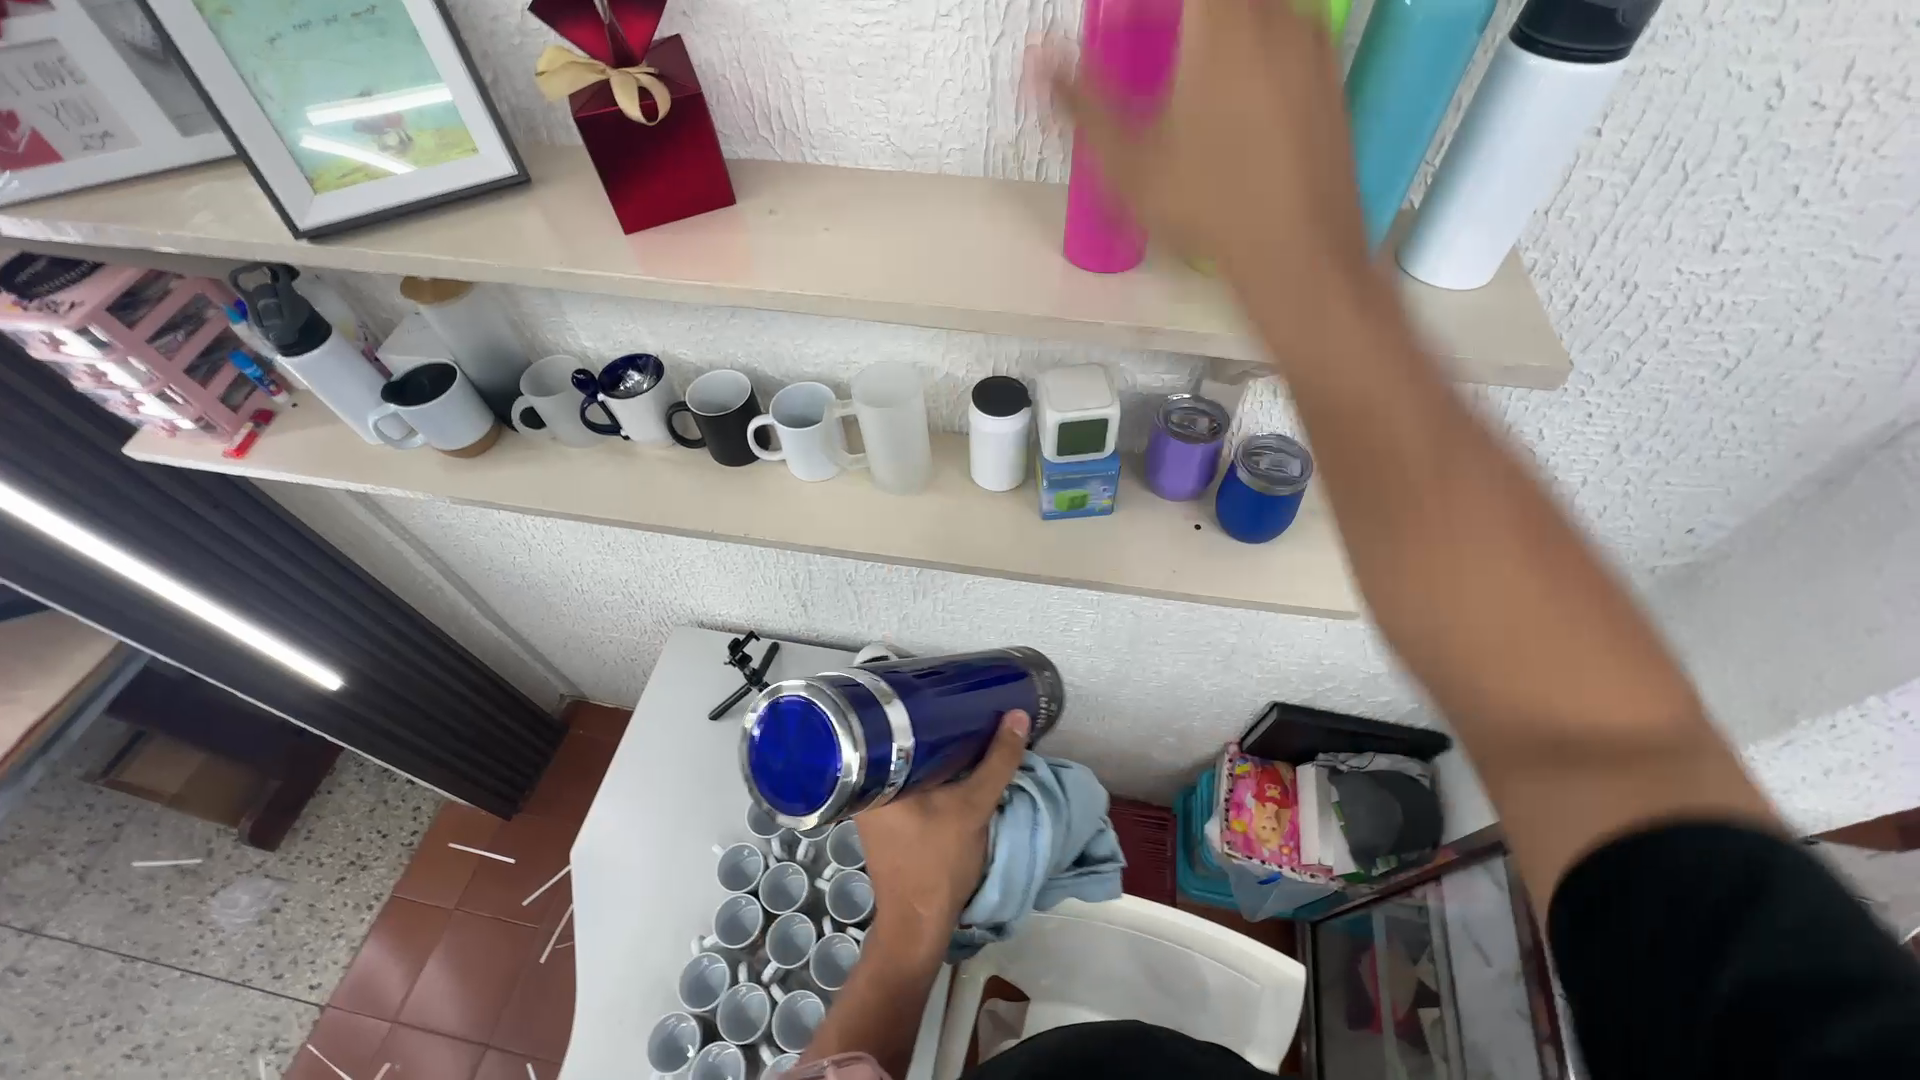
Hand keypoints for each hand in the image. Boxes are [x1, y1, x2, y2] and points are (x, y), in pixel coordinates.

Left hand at [853, 710, 1030, 950]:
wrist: (921, 922)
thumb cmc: (938, 861)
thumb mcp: (974, 806)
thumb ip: (998, 762)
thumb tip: (1017, 716)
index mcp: (871, 776)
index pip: (890, 724)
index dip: (918, 703)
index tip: (943, 685)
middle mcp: (864, 786)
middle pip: (899, 742)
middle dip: (930, 726)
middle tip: (959, 703)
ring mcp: (873, 806)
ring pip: (906, 763)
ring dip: (933, 752)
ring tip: (960, 725)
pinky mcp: (886, 820)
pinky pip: (909, 782)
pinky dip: (930, 773)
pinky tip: (953, 763)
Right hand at [1049, 0, 1377, 317]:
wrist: (1298, 251)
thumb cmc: (1207, 206)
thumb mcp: (1128, 163)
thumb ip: (1082, 102)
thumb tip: (1039, 59)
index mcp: (1221, 25)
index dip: (1153, 8)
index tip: (1136, 23)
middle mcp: (1274, 15)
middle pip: (1221, 1)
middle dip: (1182, 19)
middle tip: (1154, 44)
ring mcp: (1311, 42)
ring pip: (1258, 10)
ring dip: (1218, 29)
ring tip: (1189, 76)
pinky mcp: (1329, 75)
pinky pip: (1284, 35)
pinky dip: (1253, 49)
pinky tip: (1233, 105)